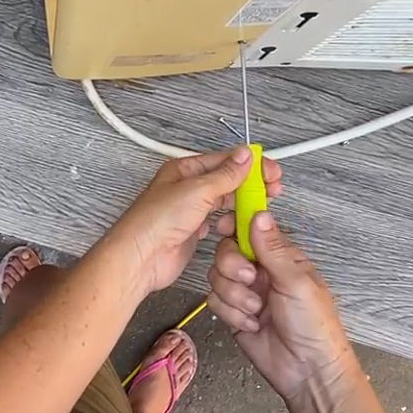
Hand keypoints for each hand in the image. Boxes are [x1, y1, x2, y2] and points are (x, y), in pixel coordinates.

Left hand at [101, 147, 283, 296]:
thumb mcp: (198, 190)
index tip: (271, 171)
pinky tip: (236, 226)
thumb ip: (225, 174)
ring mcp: (189, 211)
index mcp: (184, 170)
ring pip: (223, 203)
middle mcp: (186, 189)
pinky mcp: (191, 232)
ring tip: (258, 209)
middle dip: (250, 185)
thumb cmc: (156, 221)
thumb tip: (245, 156)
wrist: (141, 257)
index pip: (224, 161)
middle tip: (272, 190)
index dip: (249, 165)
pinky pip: (217, 223)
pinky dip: (229, 224)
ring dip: (240, 205)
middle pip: (226, 181)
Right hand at [207, 211, 360, 402]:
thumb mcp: (297, 282)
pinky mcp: (233, 314)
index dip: (234, 225)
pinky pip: (215, 302)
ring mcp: (245, 293)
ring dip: (234, 295)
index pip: (251, 230)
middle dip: (231, 267)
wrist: (307, 371)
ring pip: (216, 277)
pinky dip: (231, 313)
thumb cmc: (314, 325)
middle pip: (226, 252)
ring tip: (255, 311)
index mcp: (280, 257)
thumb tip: (260, 214)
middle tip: (249, 280)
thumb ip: (273, 249)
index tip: (224, 226)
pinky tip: (251, 325)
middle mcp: (260, 271)